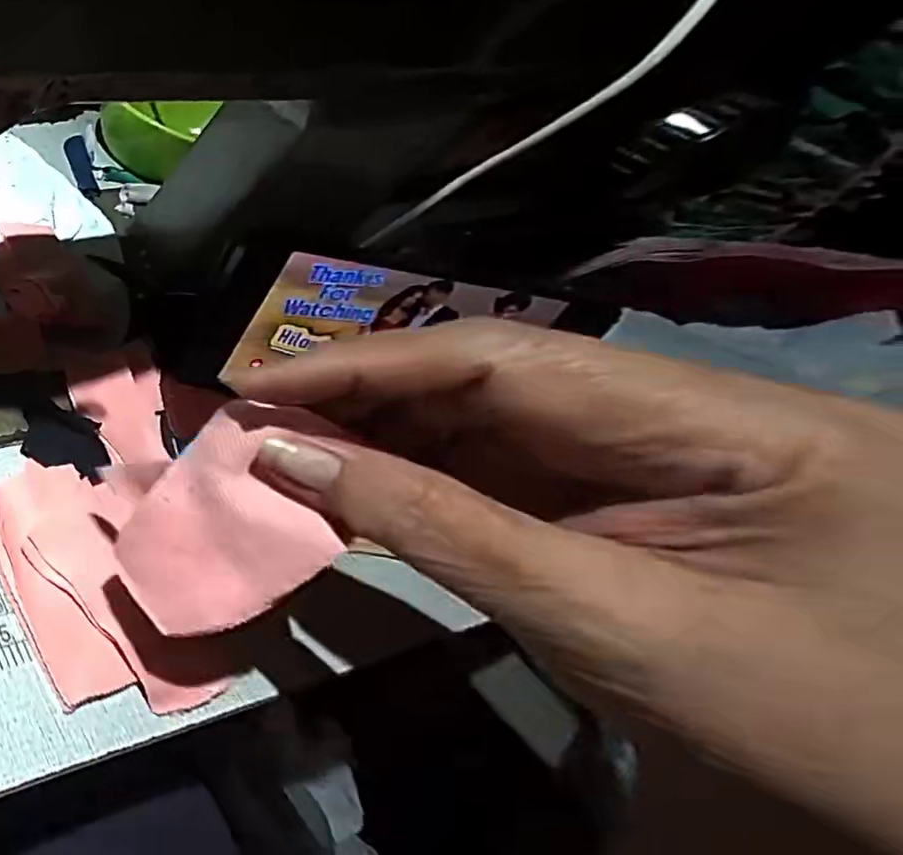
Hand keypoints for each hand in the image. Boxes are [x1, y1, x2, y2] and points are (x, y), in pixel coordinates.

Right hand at [231, 320, 902, 850]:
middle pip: (470, 377)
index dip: (358, 363)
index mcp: (707, 413)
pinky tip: (346, 482)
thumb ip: (432, 525)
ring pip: (467, 418)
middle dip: (351, 396)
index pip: (488, 355)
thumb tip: (286, 457)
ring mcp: (635, 453)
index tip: (257, 386)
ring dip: (368, 433)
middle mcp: (662, 408)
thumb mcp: (609, 623)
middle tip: (252, 419)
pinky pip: (484, 467)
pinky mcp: (610, 496)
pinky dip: (405, 476)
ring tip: (280, 447)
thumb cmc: (828, 725)